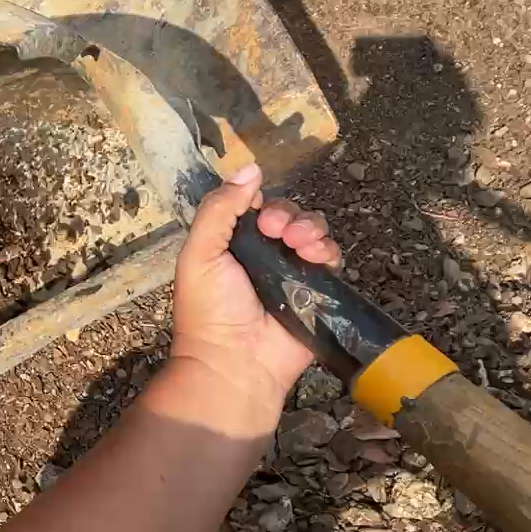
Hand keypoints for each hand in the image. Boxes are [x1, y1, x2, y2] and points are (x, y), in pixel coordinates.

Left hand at [167, 163, 342, 434]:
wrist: (233, 362)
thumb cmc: (209, 309)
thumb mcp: (200, 253)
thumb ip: (219, 210)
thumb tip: (249, 169)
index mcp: (229, 246)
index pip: (254, 208)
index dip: (261, 203)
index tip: (260, 216)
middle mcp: (261, 257)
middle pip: (287, 215)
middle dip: (288, 215)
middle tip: (280, 233)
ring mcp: (290, 274)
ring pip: (312, 232)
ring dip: (310, 228)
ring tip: (299, 244)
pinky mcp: (315, 293)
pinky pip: (331, 259)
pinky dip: (328, 250)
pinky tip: (317, 255)